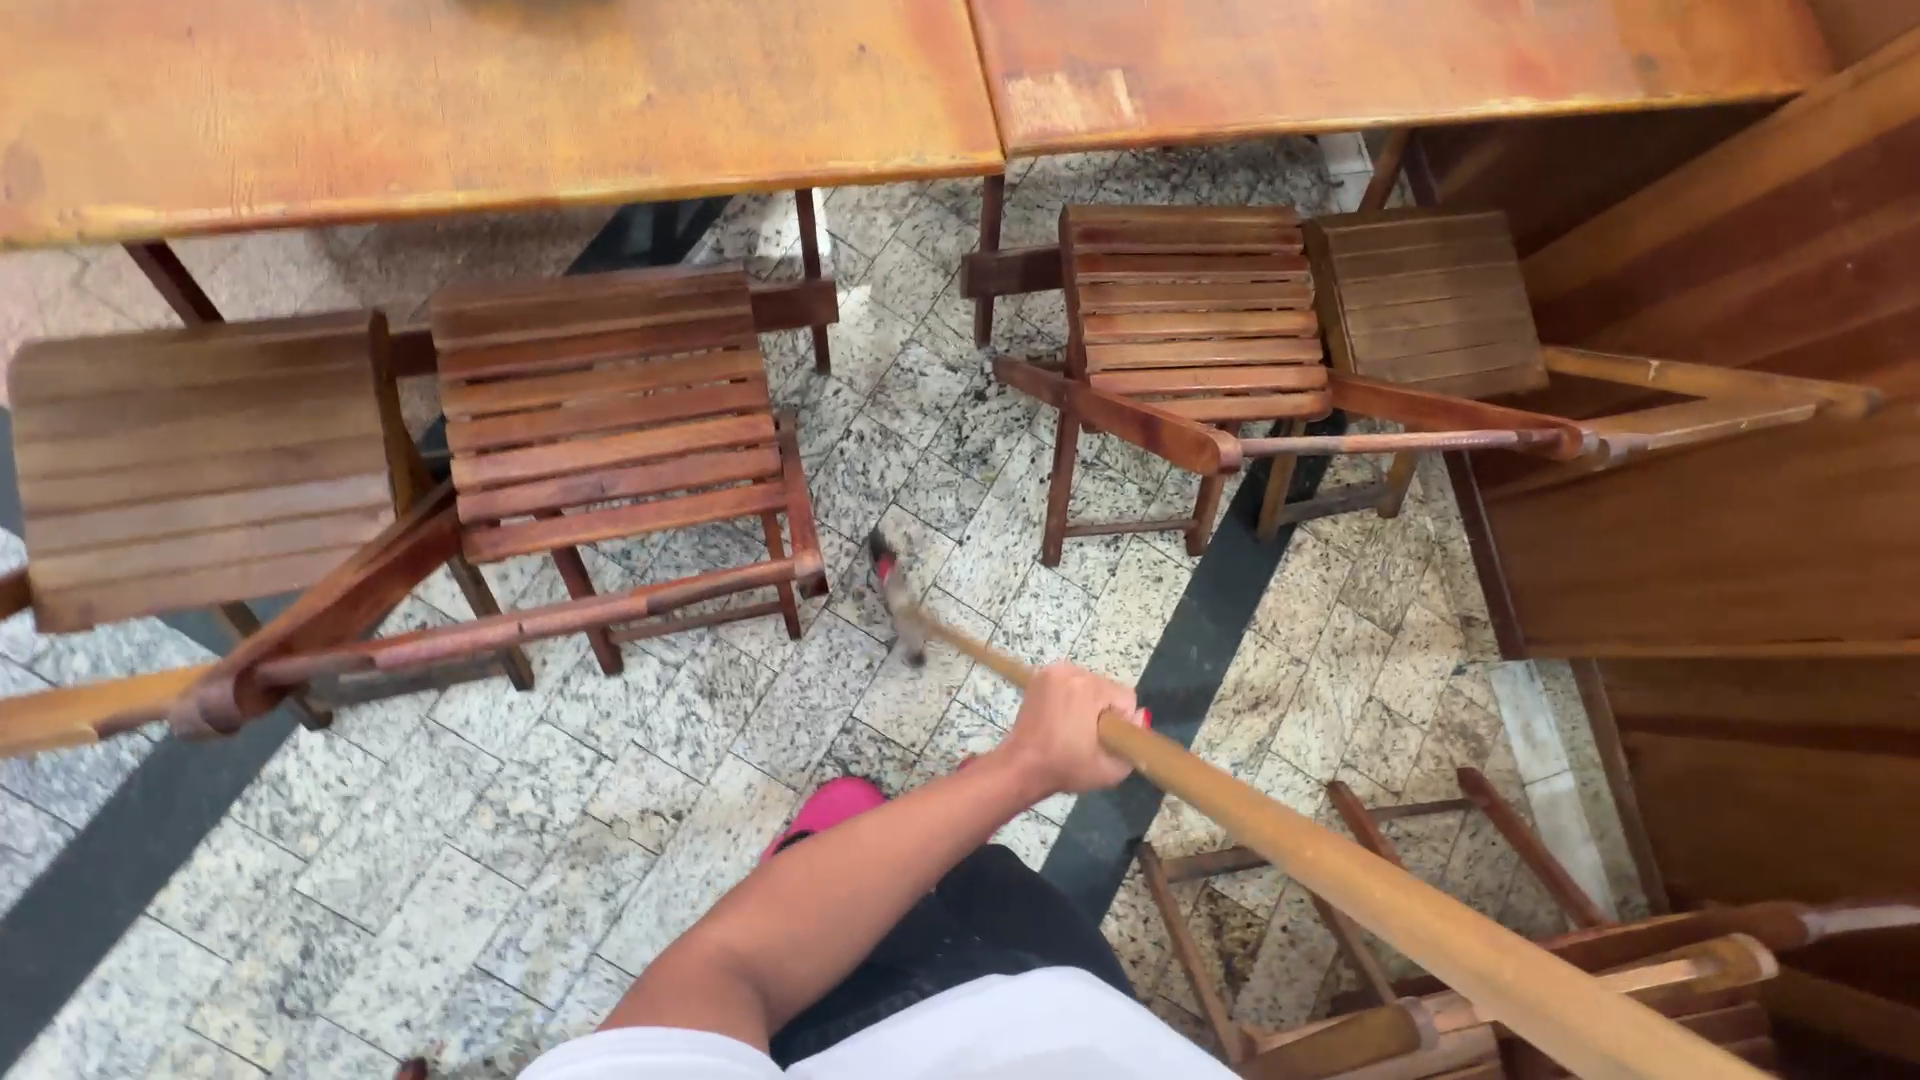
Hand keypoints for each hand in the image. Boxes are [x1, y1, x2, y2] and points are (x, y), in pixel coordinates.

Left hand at [997, 663, 1144, 796]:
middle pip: (1106, 688)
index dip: (1122, 721)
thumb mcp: (1112, 768)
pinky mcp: (1039, 676)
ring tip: (1073, 727)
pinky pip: (1070, 682)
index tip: (1105, 738)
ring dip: (1088, 702)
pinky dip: (1071, 696)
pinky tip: (1062, 717)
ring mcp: (1052, 671)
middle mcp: (1071, 672)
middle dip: (1104, 709)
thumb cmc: (1066, 767)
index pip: (1126, 697)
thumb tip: (1140, 716)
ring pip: (1089, 684)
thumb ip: (1136, 741)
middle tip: (1087, 735)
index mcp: (1089, 688)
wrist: (1022, 766)